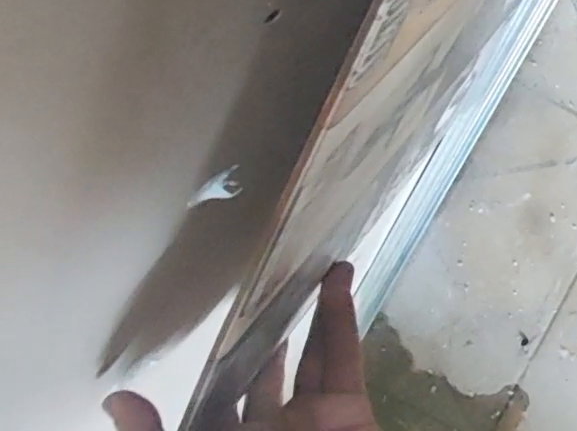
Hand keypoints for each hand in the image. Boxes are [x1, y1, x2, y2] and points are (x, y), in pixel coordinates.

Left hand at [106, 262, 375, 430]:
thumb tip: (116, 399)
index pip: (217, 404)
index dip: (223, 369)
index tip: (229, 332)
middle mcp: (266, 430)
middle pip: (270, 375)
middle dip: (275, 335)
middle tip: (278, 294)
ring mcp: (312, 416)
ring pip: (314, 354)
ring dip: (318, 310)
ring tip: (318, 274)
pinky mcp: (348, 404)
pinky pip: (344, 354)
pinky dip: (342, 315)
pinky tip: (337, 284)